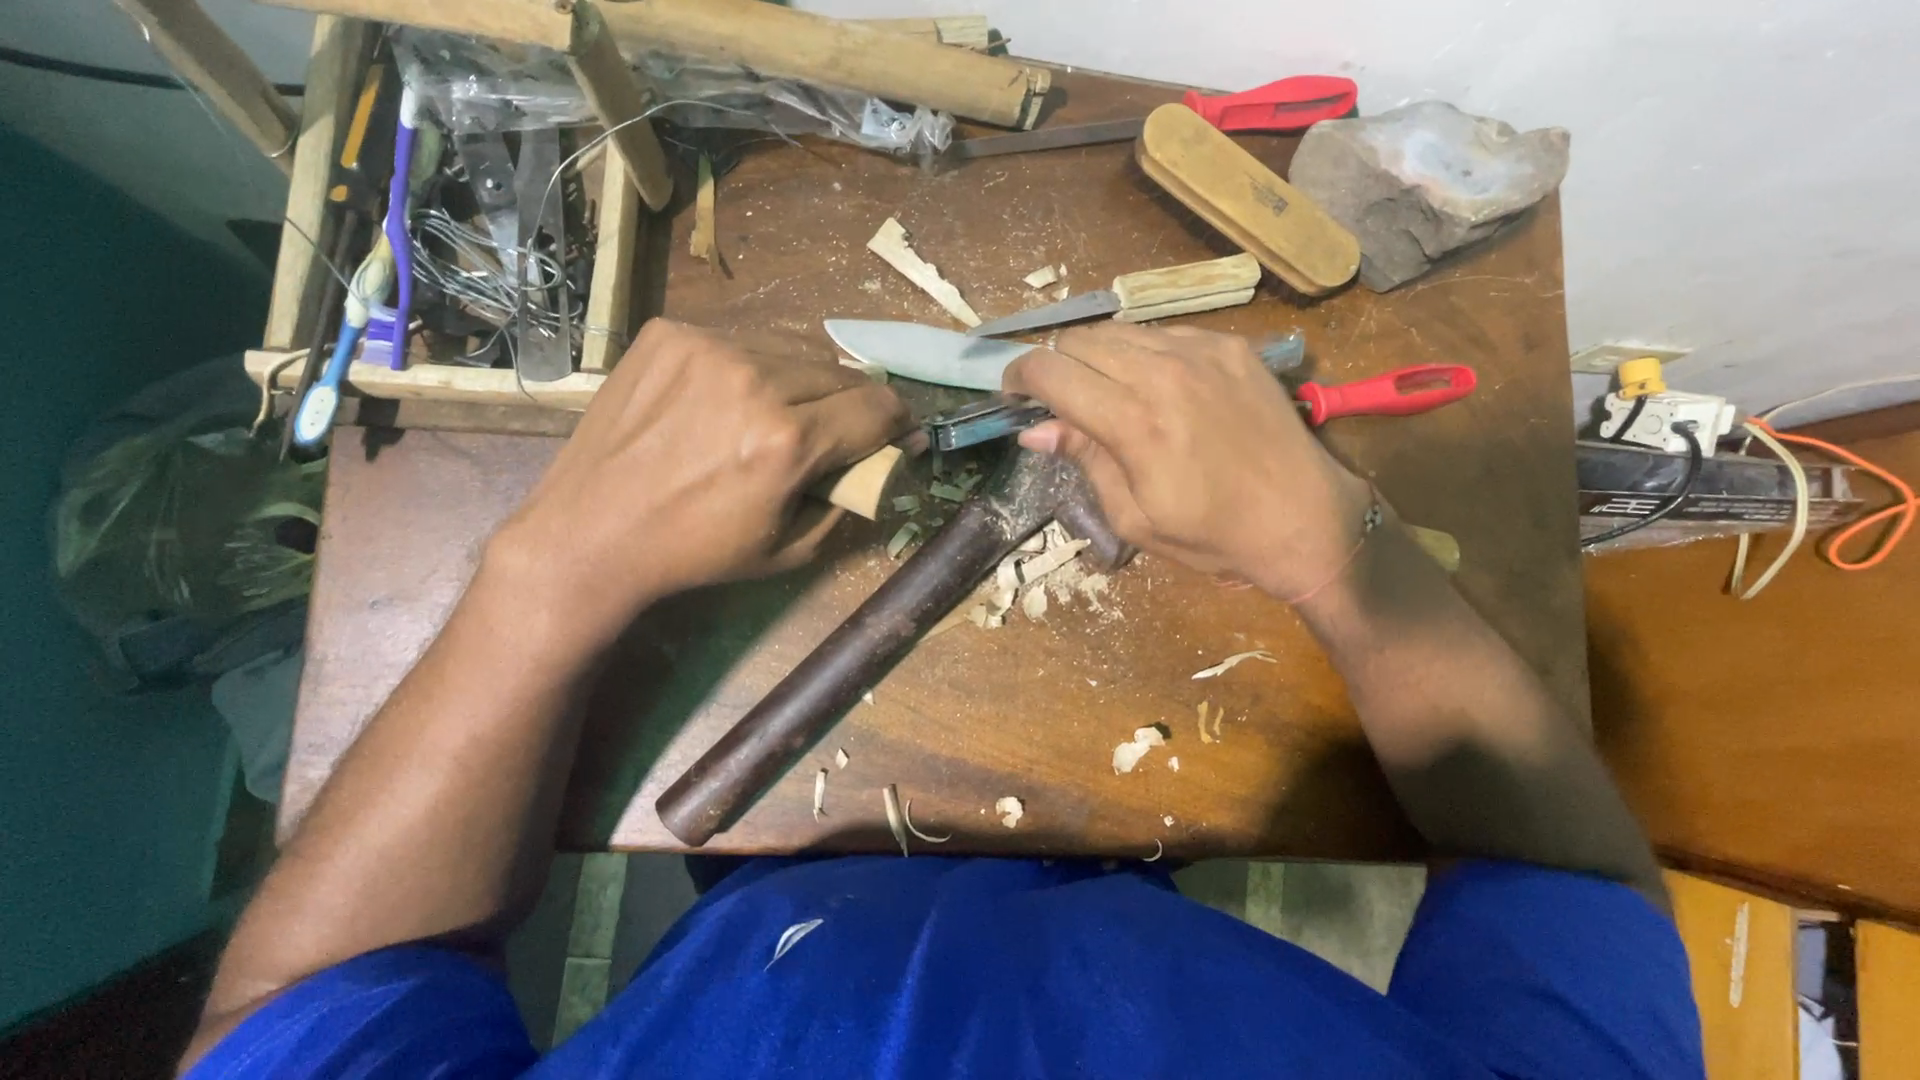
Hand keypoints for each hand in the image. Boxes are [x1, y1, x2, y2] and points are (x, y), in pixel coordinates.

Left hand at [488, 320, 910, 644]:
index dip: (898, 420)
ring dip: (801, 381)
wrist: (592, 530)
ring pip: (791, 349)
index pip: (877, 407)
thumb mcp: (789, 550)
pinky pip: (740, 340)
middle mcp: (754, 381)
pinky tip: (725, 398)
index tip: (899, 431)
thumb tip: (882, 459)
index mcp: (787, 442)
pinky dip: (749, 367)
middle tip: (836, 428)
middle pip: (839, 372)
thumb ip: (848, 500)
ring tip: (778, 411)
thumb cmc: (696, 551)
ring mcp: (708, 347)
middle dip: (850, 402)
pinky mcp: (671, 333)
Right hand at [1003, 323, 1370, 598]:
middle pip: (1079, 339)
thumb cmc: (1212, 535)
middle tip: (1058, 399)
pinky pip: (1164, 333)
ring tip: (1105, 391)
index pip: (1051, 370)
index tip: (1014, 395)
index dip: (1019, 376)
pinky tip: (1156, 386)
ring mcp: (1201, 351)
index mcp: (1134, 421)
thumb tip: (1035, 431)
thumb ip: (1085, 461)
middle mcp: (1163, 371)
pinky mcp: (1231, 346)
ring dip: (1096, 355)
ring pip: (1120, 329)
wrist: (1305, 518)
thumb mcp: (1134, 517)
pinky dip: (1143, 353)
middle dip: (1055, 365)